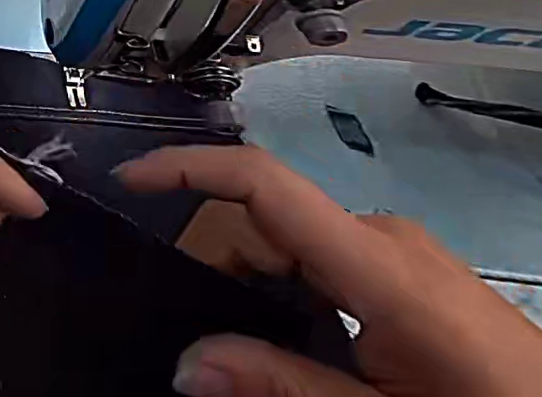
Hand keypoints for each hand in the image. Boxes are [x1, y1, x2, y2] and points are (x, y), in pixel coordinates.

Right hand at [119, 146, 541, 396]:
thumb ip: (280, 385)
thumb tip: (187, 363)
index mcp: (375, 260)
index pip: (261, 180)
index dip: (188, 167)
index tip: (130, 177)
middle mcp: (381, 233)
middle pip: (269, 217)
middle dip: (220, 261)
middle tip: (203, 338)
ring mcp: (400, 247)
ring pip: (296, 241)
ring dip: (259, 282)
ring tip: (254, 354)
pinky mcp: (411, 268)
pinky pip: (328, 260)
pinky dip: (295, 291)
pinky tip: (303, 349)